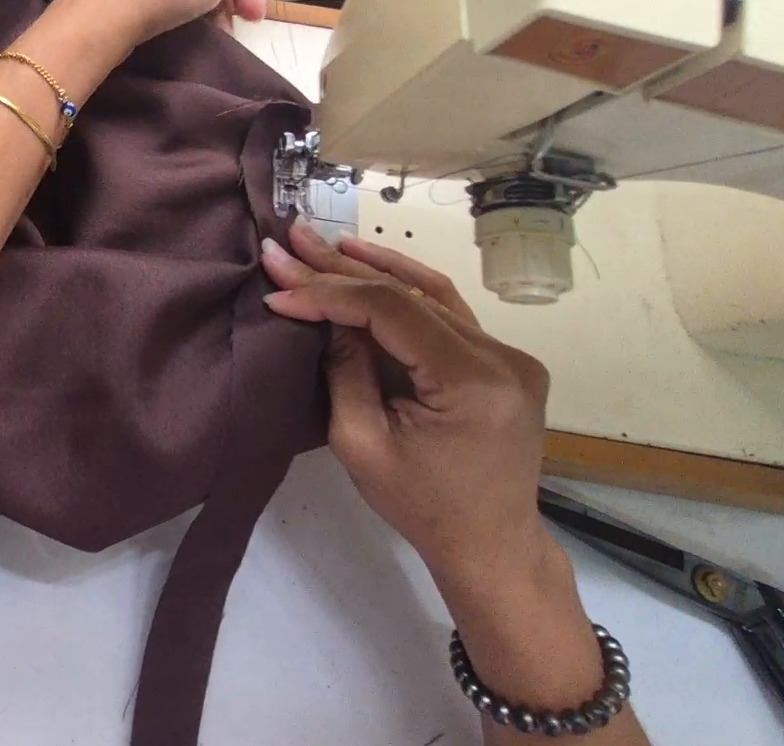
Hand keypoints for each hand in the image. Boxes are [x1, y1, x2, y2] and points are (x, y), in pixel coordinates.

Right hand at [261, 220, 550, 591]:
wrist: (491, 545)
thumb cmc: (420, 504)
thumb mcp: (361, 442)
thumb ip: (345, 369)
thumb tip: (326, 316)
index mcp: (471, 382)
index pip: (389, 311)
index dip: (327, 294)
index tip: (276, 292)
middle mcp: (501, 356)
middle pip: (406, 294)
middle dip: (336, 268)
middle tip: (287, 238)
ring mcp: (507, 354)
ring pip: (427, 291)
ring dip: (368, 263)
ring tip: (321, 239)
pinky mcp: (499, 358)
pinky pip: (444, 308)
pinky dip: (402, 282)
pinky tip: (368, 257)